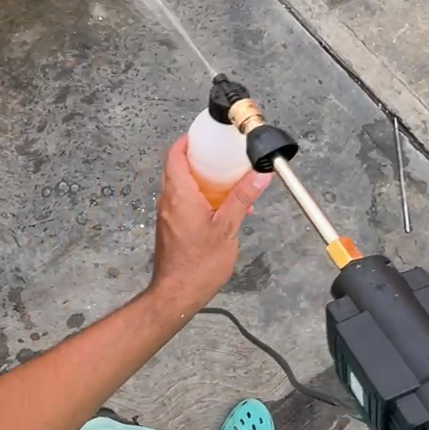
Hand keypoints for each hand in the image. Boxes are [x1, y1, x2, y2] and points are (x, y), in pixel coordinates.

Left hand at [145, 134, 270, 314]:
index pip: (175, 155)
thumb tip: (259, 174)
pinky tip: (224, 211)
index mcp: (179, 194)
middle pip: (180, 168)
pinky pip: (185, 203)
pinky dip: (202, 199)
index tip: (206, 136)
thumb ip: (242, 198)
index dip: (188, 141)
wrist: (177, 293)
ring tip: (232, 188)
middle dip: (203, 160)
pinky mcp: (171, 226)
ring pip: (184, 186)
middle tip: (225, 157)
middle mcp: (168, 200)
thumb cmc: (198, 264)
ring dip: (206, 183)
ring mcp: (168, 214)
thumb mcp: (227, 228)